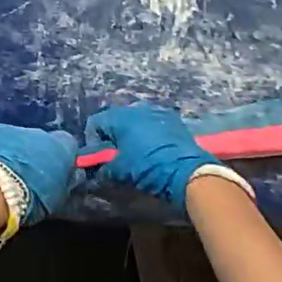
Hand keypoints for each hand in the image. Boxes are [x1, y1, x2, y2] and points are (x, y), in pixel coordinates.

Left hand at [0, 125, 83, 229]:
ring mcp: (16, 130)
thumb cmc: (33, 197)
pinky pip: (2, 141)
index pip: (69, 145)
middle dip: (39, 154)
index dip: (63, 157)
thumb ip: (67, 181)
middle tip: (31, 175)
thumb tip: (73, 173)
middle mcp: (41, 133)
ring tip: (9, 173)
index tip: (57, 172)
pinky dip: (0, 151)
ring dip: (19, 152)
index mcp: (61, 147)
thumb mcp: (59, 196)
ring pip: (22, 140)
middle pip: (44, 141)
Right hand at [84, 102, 222, 210]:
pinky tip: (153, 151)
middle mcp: (137, 108)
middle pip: (116, 120)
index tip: (100, 159)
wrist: (188, 172)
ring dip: (131, 135)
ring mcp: (157, 112)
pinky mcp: (173, 119)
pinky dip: (149, 134)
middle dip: (113, 137)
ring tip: (136, 154)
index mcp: (120, 117)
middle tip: (116, 157)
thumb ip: (104, 169)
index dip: (93, 142)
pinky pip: (153, 124)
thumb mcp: (120, 172)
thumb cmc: (148, 168)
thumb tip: (98, 172)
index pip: (95, 123)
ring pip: (135, 121)